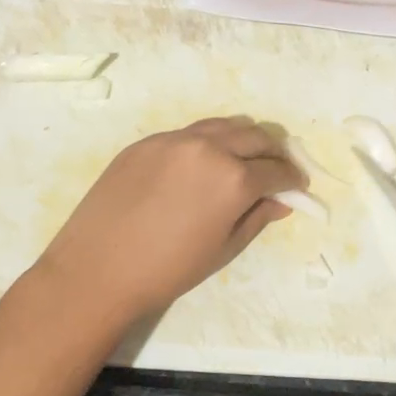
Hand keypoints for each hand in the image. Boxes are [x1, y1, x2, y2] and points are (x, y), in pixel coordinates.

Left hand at [36, 117, 305, 324]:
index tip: (297, 185)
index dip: (292, 179)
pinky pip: (190, 132)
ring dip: (243, 138)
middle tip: (278, 168)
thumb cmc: (168, 270)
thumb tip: (281, 202)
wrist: (97, 269)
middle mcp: (209, 148)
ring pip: (223, 125)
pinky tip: (205, 162)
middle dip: (274, 152)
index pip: (276, 170)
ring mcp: (174, 140)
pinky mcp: (147, 142)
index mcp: (234, 179)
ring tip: (246, 157)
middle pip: (255, 137)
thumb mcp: (223, 248)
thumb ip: (256, 218)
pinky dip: (209, 140)